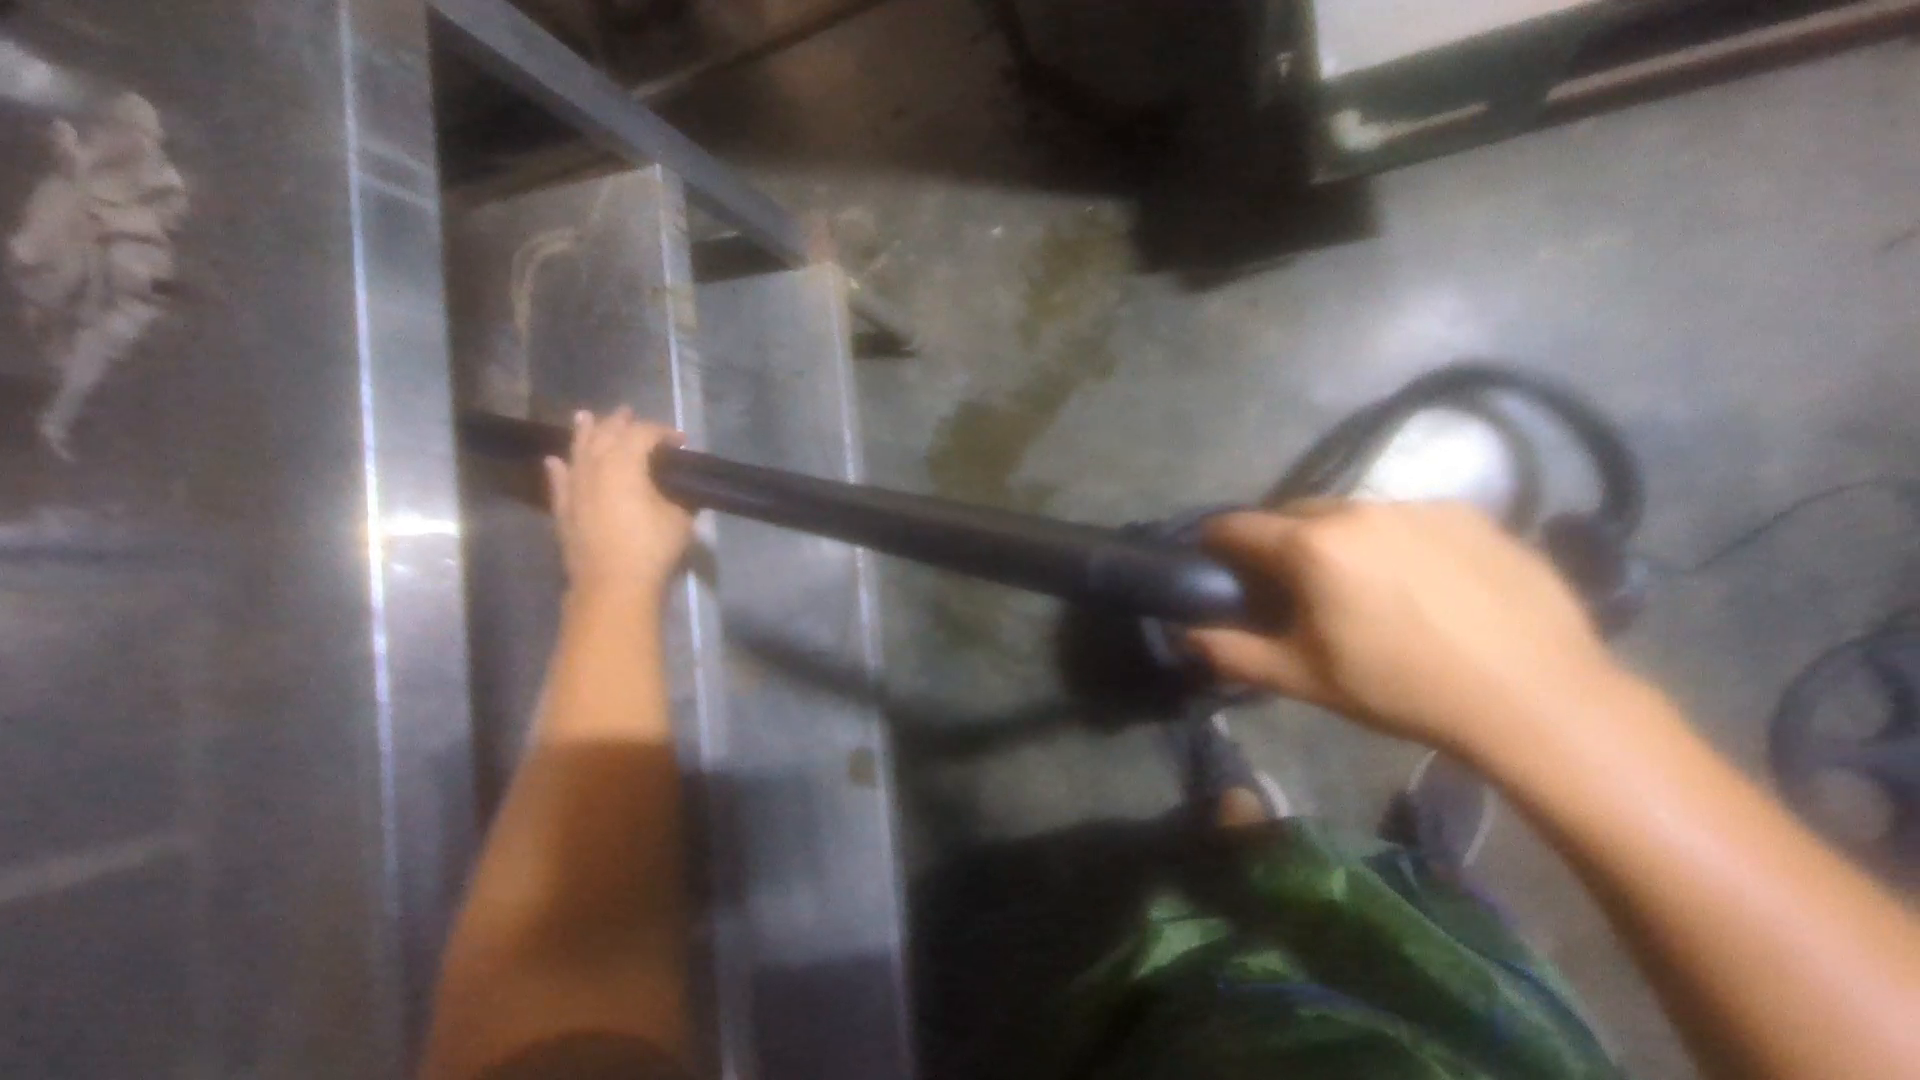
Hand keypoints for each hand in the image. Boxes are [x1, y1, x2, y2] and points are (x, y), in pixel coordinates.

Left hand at [545, 408, 693, 604]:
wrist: (613, 585)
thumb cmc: (651, 547)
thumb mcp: (680, 519)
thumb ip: (680, 497)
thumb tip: (680, 491)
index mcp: (625, 462)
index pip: (644, 434)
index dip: (663, 432)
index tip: (680, 442)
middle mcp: (595, 467)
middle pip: (607, 434)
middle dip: (620, 422)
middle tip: (629, 413)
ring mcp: (575, 487)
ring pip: (578, 451)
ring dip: (584, 433)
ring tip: (585, 416)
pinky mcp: (564, 510)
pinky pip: (560, 482)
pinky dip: (559, 469)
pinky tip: (555, 461)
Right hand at [1185, 502, 1633, 756]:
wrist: (1534, 695)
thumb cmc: (1402, 689)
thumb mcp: (1305, 679)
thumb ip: (1233, 652)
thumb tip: (1184, 634)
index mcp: (1312, 546)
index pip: (1239, 526)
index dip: (1216, 541)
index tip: (1213, 560)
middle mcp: (1360, 510)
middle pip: (1297, 513)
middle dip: (1281, 541)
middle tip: (1292, 585)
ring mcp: (1420, 506)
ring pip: (1355, 513)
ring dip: (1339, 539)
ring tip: (1362, 585)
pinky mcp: (1471, 515)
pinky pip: (1410, 519)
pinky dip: (1395, 542)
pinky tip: (1422, 585)